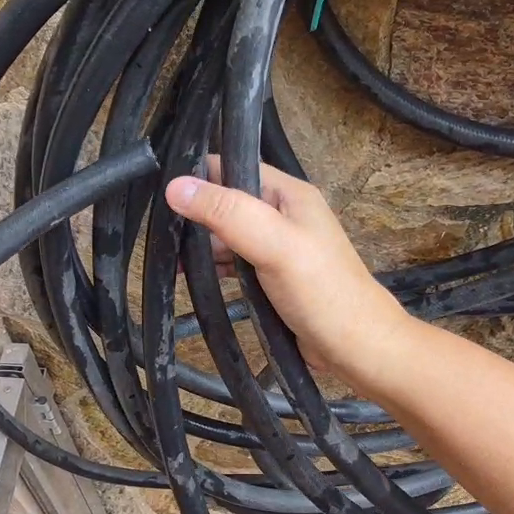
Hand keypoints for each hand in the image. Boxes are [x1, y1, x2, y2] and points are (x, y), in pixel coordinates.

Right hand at [165, 159, 411, 380]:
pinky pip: (233, 264)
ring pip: (226, 235)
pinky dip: (213, 268)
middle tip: (156, 231)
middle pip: (225, 201)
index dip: (196, 173)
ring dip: (200, 245)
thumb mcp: (274, 244)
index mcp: (288, 193)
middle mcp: (282, 214)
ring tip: (166, 256)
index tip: (159, 191)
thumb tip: (175, 187)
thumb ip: (228, 213)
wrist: (357, 349)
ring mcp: (277, 247)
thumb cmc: (324, 292)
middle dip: (193, 214)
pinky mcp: (271, 278)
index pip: (232, 164)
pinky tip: (190, 279)